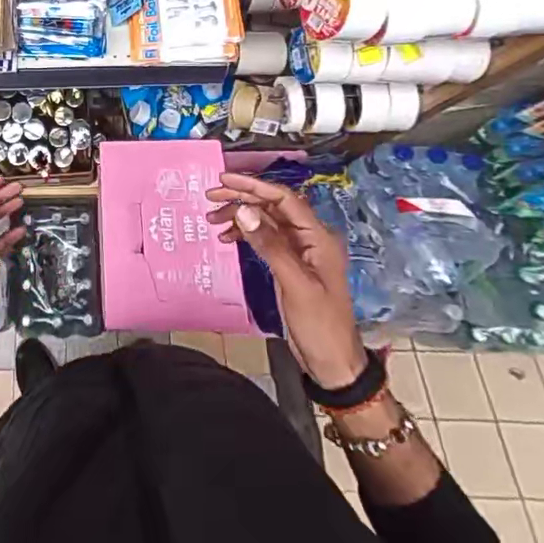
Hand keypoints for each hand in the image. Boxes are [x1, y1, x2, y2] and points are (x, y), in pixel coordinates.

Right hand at [206, 172, 367, 388]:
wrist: (333, 363)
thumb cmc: (320, 324)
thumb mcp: (295, 284)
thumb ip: (270, 245)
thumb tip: (244, 211)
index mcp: (318, 238)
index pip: (284, 199)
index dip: (254, 186)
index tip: (224, 181)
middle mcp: (308, 238)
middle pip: (272, 206)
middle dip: (242, 197)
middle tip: (210, 196)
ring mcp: (298, 251)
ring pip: (265, 221)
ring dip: (239, 216)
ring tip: (212, 218)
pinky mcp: (288, 264)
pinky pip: (263, 238)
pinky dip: (244, 234)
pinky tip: (227, 237)